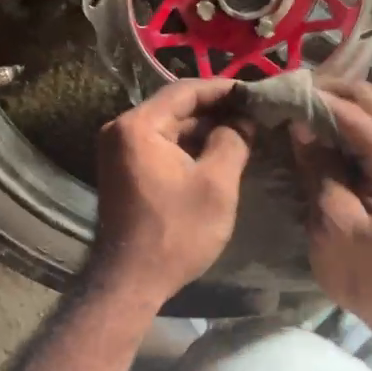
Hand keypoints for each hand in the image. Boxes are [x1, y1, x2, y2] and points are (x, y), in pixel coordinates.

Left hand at [90, 80, 249, 306]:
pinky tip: (215, 151)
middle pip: (173, 107)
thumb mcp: (216, 185)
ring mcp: (118, 149)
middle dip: (214, 109)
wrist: (130, 281)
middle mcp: (120, 129)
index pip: (184, 91)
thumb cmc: (175, 231)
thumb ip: (232, 141)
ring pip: (167, 126)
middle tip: (252, 112)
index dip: (221, 89)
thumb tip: (243, 118)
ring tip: (241, 130)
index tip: (253, 93)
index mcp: (137, 125)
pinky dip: (185, 145)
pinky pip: (158, 144)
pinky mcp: (122, 168)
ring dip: (201, 128)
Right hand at [293, 80, 371, 340]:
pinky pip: (370, 135)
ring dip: (336, 106)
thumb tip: (299, 125)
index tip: (278, 91)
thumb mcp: (336, 224)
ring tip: (298, 109)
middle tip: (288, 95)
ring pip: (371, 114)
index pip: (353, 113)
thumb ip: (319, 169)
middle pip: (369, 101)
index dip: (314, 99)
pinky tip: (317, 134)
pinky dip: (344, 126)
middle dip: (328, 91)